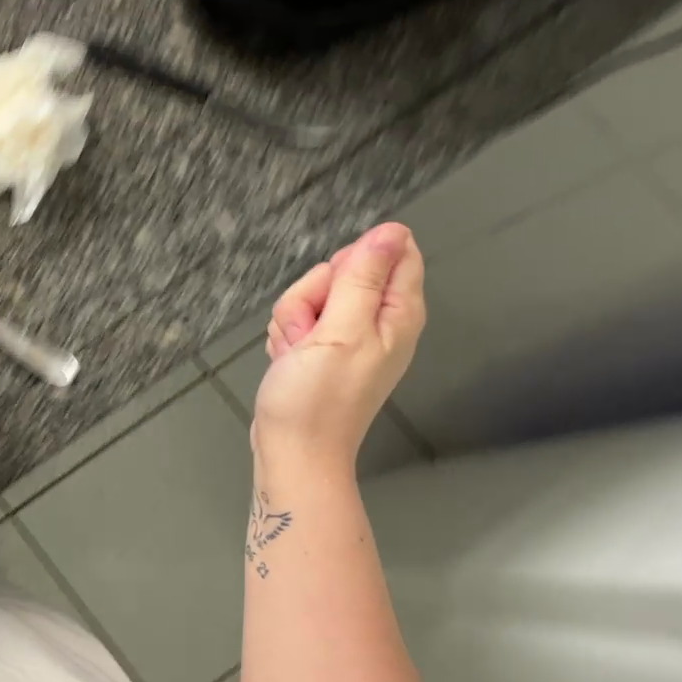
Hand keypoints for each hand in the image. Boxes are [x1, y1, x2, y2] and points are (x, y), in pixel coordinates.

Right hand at [252, 222, 424, 473]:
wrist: (292, 450)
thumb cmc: (316, 399)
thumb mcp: (340, 332)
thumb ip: (363, 279)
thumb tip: (389, 232)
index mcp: (397, 312)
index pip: (390, 252)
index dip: (351, 262)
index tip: (334, 291)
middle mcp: (377, 320)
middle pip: (341, 272)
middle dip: (310, 296)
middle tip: (308, 332)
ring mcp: (346, 337)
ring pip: (311, 297)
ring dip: (292, 320)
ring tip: (294, 353)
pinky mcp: (319, 351)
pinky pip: (297, 322)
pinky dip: (284, 338)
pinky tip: (287, 361)